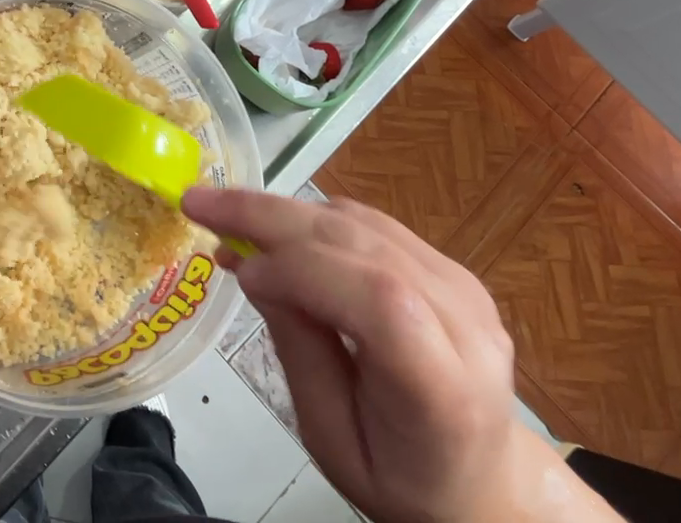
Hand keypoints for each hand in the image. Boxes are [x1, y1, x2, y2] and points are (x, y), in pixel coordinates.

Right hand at [182, 187, 620, 522]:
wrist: (480, 477)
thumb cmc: (398, 474)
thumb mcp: (332, 438)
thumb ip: (301, 351)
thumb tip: (255, 271)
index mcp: (442, 387)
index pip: (380, 302)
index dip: (303, 271)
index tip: (237, 271)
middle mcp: (464, 321)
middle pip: (364, 244)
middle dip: (271, 217)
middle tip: (200, 203)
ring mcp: (461, 285)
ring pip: (361, 223)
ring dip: (285, 211)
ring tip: (225, 216)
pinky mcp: (448, 267)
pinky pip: (371, 224)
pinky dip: (312, 218)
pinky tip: (273, 230)